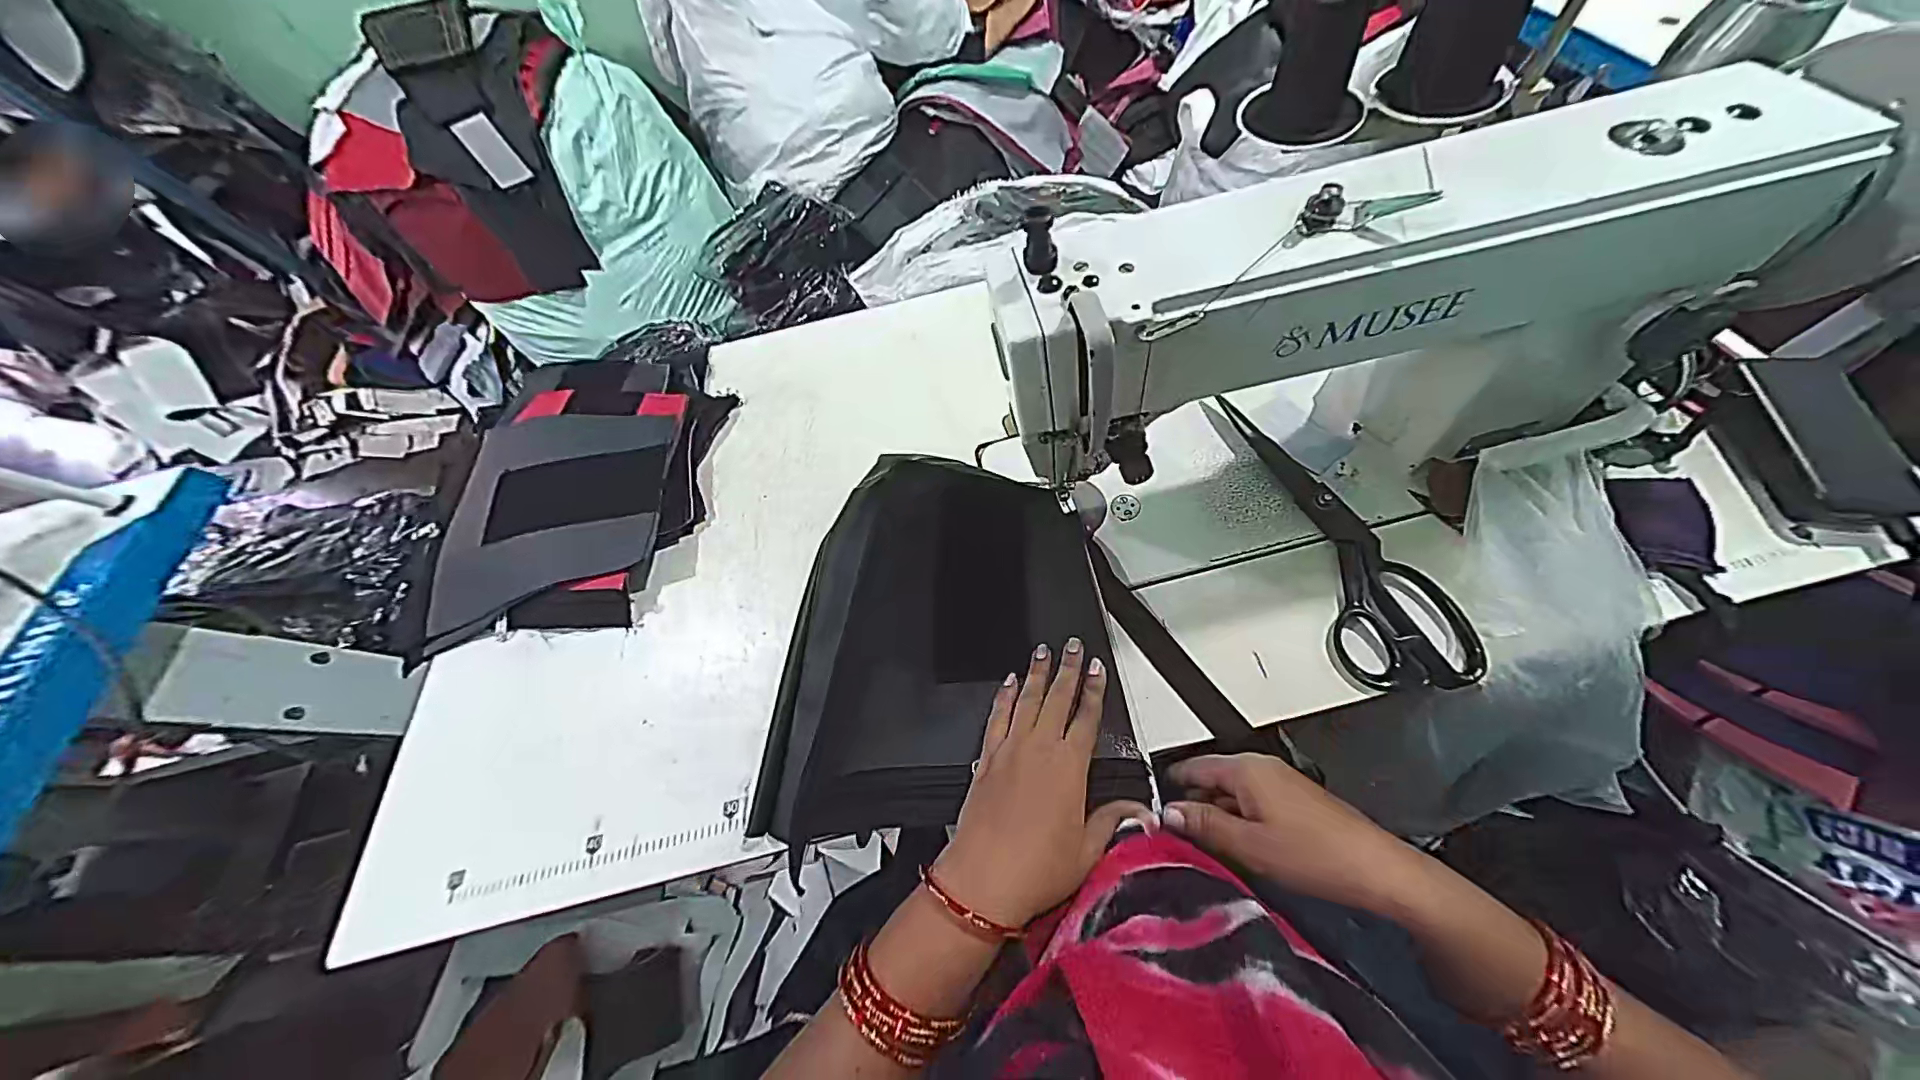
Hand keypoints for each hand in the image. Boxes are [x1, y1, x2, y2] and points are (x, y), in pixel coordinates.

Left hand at [931, 639, 1152, 927]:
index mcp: (1068, 768)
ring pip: (1026, 700)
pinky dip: (1002, 697)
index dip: (1094, 690)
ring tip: (1042, 652)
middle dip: (1067, 668)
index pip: (1086, 718)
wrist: (982, 880)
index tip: (1097, 668)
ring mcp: (1009, 751)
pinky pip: (996, 717)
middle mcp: (1038, 751)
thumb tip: (1140, 812)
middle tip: (1072, 645)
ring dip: (1036, 674)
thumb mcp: (1088, 850)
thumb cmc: (1036, 869)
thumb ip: (1113, 822)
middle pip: (1056, 698)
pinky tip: (1007, 683)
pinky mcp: (986, 759)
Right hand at [1162, 753, 1429, 917]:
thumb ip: (1203, 825)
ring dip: (1218, 816)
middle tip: (1183, 838)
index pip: (1190, 767)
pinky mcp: (1293, 799)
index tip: (1158, 812)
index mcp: (1245, 769)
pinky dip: (1241, 820)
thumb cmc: (1321, 855)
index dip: (1170, 789)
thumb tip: (1171, 813)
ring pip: (1230, 792)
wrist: (1379, 870)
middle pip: (1209, 778)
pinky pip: (1252, 802)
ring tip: (1215, 848)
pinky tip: (1245, 849)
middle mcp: (1261, 767)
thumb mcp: (1248, 844)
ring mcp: (1279, 782)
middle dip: (1194, 805)